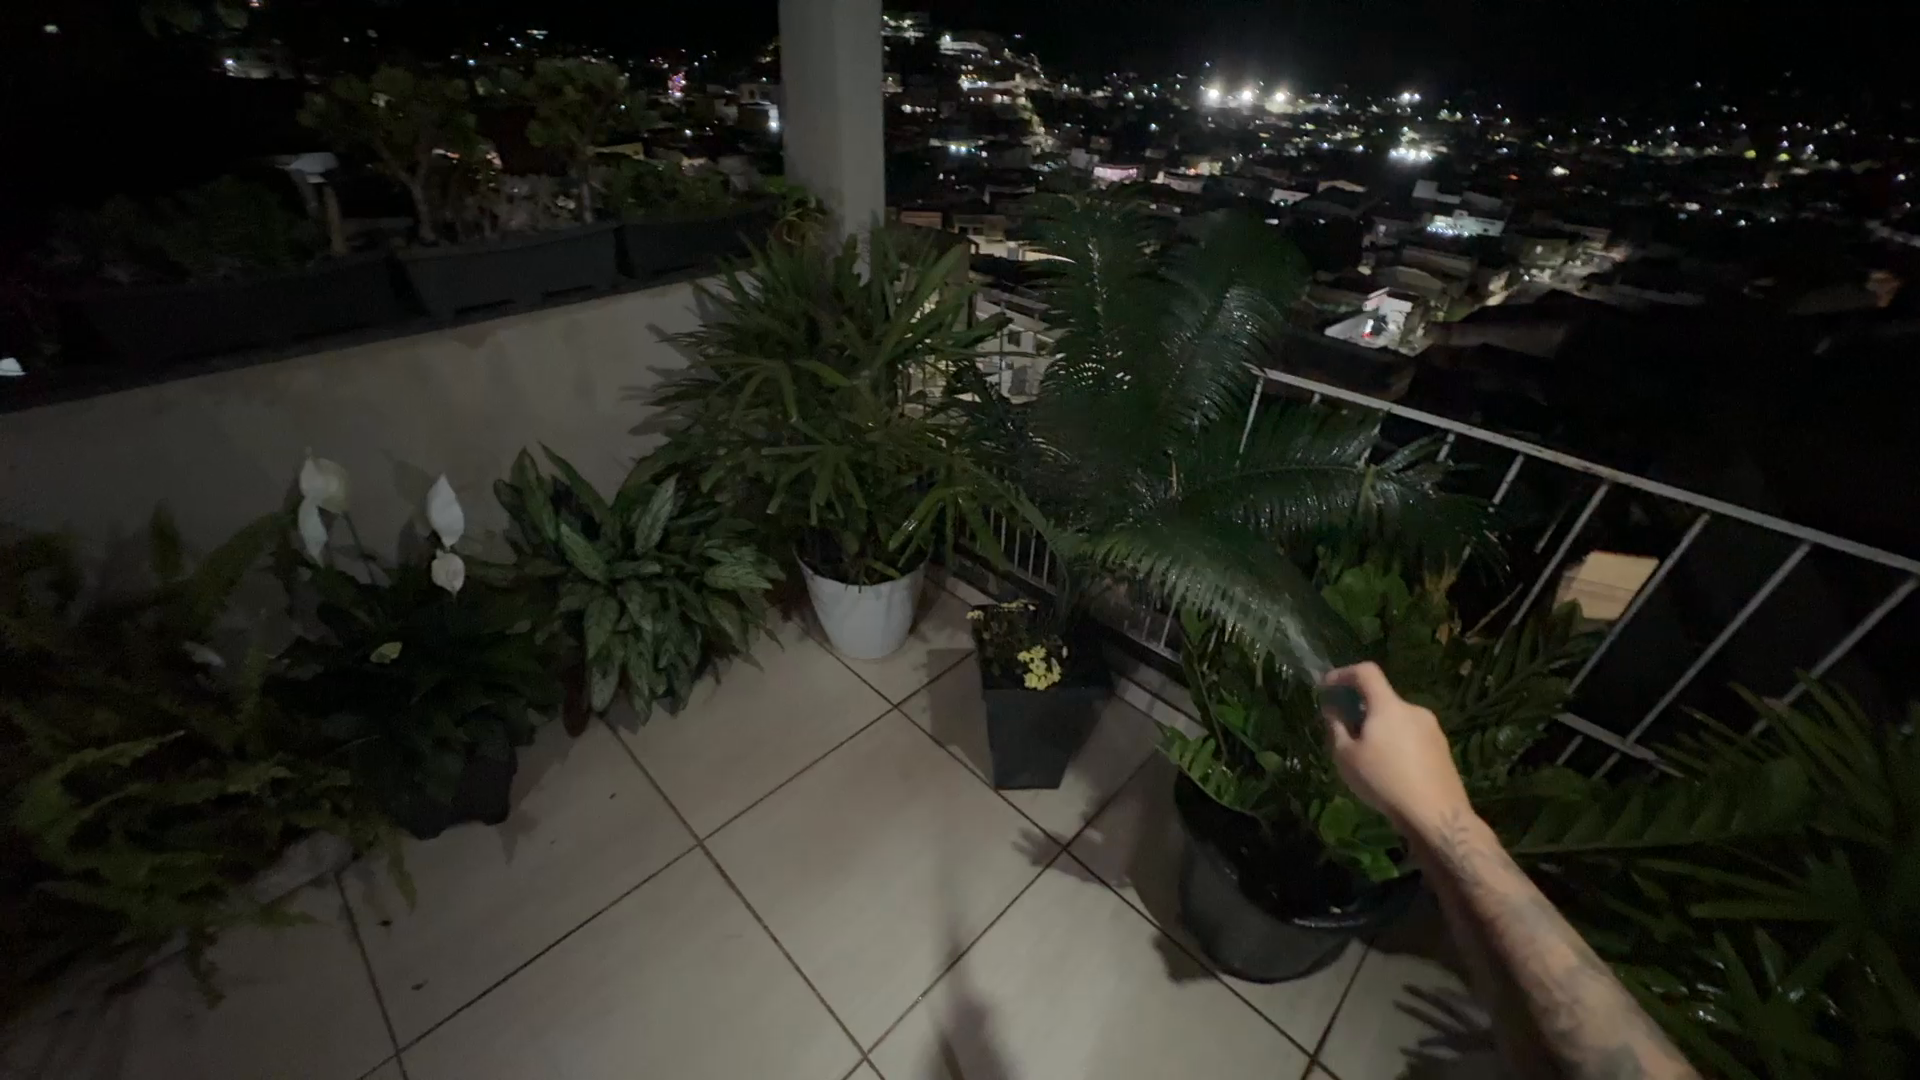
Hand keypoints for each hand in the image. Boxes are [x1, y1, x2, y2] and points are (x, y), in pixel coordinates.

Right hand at [1322, 662, 1471, 838]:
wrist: (1436, 816)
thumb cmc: (1384, 780)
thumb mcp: (1346, 756)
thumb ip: (1336, 727)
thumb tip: (1333, 710)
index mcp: (1389, 706)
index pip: (1366, 672)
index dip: (1343, 673)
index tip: (1327, 687)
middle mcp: (1414, 710)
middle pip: (1381, 698)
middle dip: (1360, 708)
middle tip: (1344, 730)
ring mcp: (1432, 730)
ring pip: (1397, 718)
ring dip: (1378, 727)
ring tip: (1366, 754)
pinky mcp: (1443, 749)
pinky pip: (1411, 734)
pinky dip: (1395, 741)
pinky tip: (1390, 768)